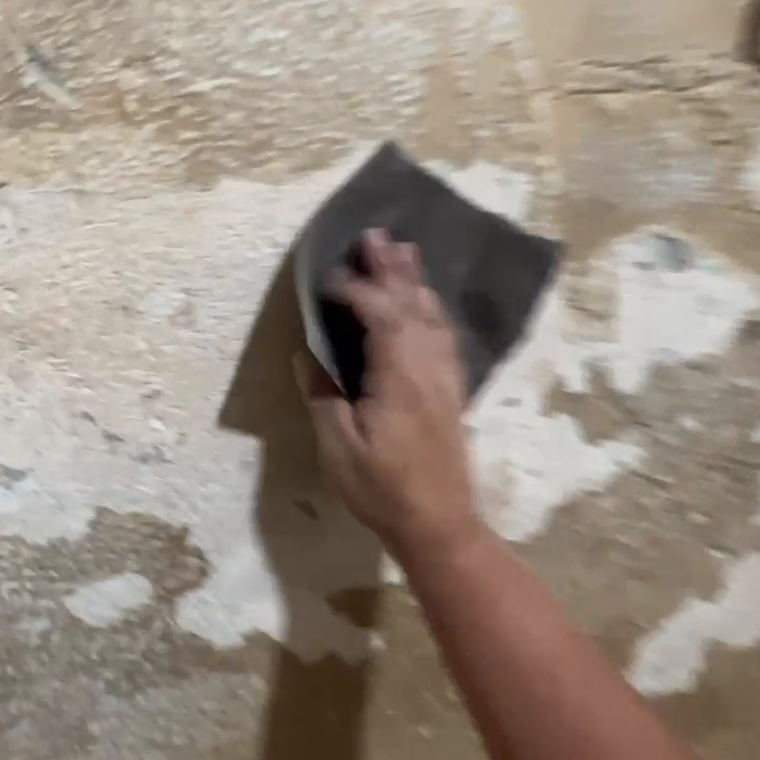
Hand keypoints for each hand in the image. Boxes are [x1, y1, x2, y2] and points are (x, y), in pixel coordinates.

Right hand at [297, 229, 487, 565]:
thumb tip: (308, 355)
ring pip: (432, 317)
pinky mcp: (451, 391)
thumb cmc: (382, 489)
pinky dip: (431, 309)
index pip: (380, 317)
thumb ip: (324, 397)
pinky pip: (444, 336)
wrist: (440, 526)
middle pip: (411, 306)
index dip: (355, 292)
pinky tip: (426, 302)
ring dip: (414, 281)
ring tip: (402, 250)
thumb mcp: (339, 449)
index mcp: (399, 379)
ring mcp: (444, 379)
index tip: (328, 281)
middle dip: (391, 269)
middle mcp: (427, 370)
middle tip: (375, 234)